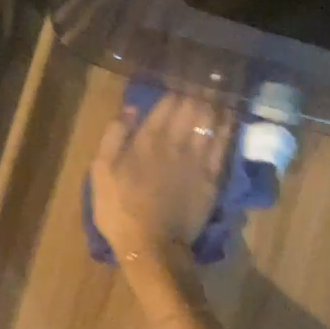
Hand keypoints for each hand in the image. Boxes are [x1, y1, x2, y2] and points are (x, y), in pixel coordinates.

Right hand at [89, 91, 230, 265]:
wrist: (151, 246)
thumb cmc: (119, 210)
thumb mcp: (100, 172)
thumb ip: (114, 137)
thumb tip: (130, 109)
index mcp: (145, 140)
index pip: (164, 105)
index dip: (173, 91)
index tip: (177, 81)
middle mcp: (174, 143)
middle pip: (190, 109)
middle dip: (195, 93)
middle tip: (200, 82)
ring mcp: (196, 160)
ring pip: (209, 122)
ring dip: (212, 104)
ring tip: (215, 93)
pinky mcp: (211, 177)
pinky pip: (222, 145)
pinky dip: (226, 127)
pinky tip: (229, 117)